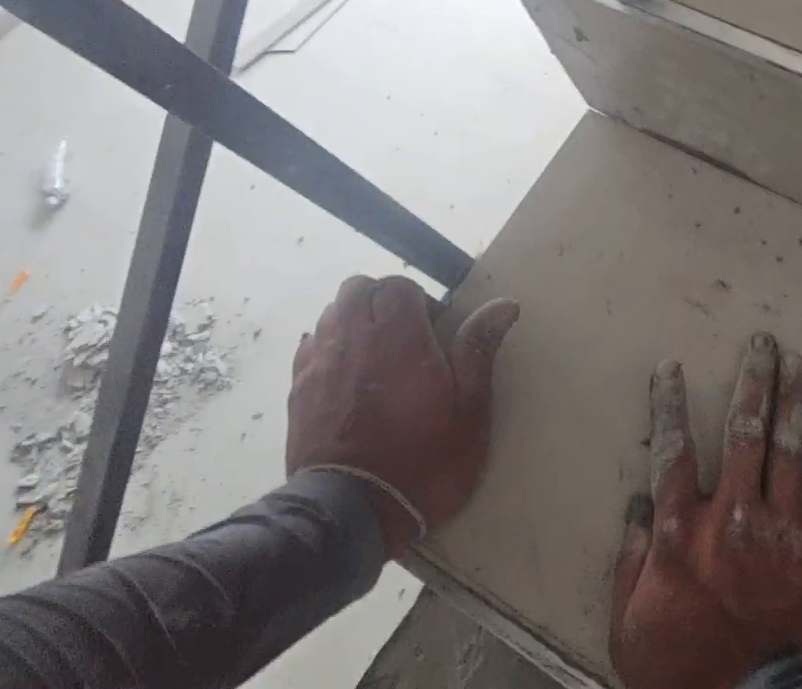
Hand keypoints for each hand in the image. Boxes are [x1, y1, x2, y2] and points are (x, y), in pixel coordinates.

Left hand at [286, 275, 519, 555]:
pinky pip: (309, 347)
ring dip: (354, 319)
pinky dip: (329, 345)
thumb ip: (479, 349)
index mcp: (399, 339)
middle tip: (406, 333)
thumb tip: (504, 304)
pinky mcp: (297, 393)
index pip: (397, 285)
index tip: (435, 328)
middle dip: (381, 299)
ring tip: (377, 352)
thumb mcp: (469, 409)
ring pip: (330, 313)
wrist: (353, 516)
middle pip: (357, 288)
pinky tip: (348, 371)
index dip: (418, 298)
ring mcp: (320, 366)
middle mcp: (354, 341)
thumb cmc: (424, 460)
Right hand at [610, 333, 801, 688]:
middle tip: (763, 343)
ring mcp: (783, 527)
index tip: (672, 367)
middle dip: (753, 382)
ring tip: (799, 362)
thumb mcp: (632, 623)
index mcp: (684, 530)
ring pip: (789, 447)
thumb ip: (634, 560)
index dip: (671, 405)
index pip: (673, 451)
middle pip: (743, 432)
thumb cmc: (685, 668)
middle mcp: (734, 514)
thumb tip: (640, 506)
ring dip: (795, 400)